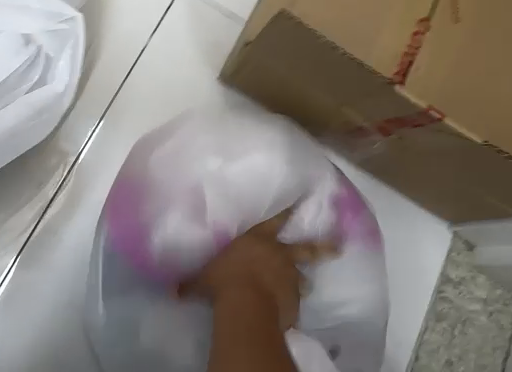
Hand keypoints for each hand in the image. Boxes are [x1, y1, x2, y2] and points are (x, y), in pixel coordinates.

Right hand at [181, 209, 337, 331]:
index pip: (275, 218)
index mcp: (256, 238)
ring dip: (304, 281)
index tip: (303, 198)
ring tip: (310, 286)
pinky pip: (294, 303)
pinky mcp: (294, 301)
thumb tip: (173, 288)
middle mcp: (277, 253)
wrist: (246, 303)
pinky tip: (290, 313)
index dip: (288, 208)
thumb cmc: (223, 279)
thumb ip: (192, 281)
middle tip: (338, 246)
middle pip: (304, 247)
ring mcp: (289, 277)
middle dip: (320, 245)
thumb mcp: (203, 278)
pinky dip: (292, 306)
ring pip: (302, 277)